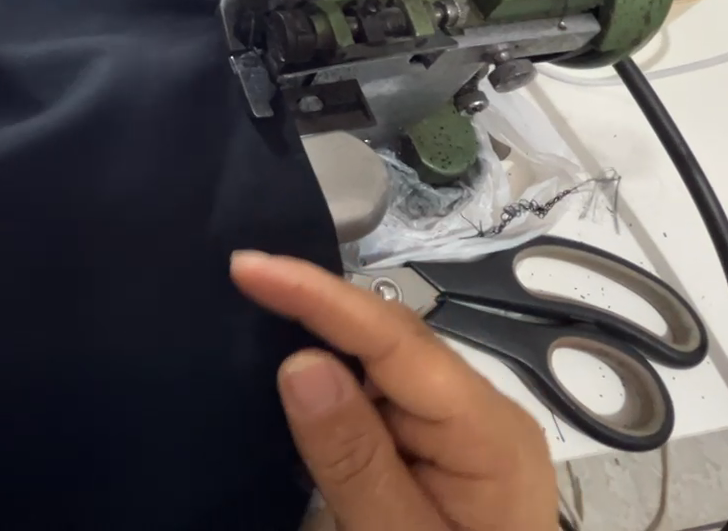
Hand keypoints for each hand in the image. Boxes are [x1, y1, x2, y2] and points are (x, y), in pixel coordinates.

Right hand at [232, 251, 556, 530]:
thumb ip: (354, 461)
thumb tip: (297, 360)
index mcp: (487, 432)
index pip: (394, 339)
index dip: (318, 294)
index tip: (248, 267)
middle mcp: (476, 409)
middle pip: (385, 332)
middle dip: (312, 299)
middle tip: (240, 273)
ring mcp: (455, 422)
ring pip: (374, 350)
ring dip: (314, 326)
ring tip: (253, 296)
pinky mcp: (430, 438)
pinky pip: (371, 381)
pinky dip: (325, 363)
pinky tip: (287, 350)